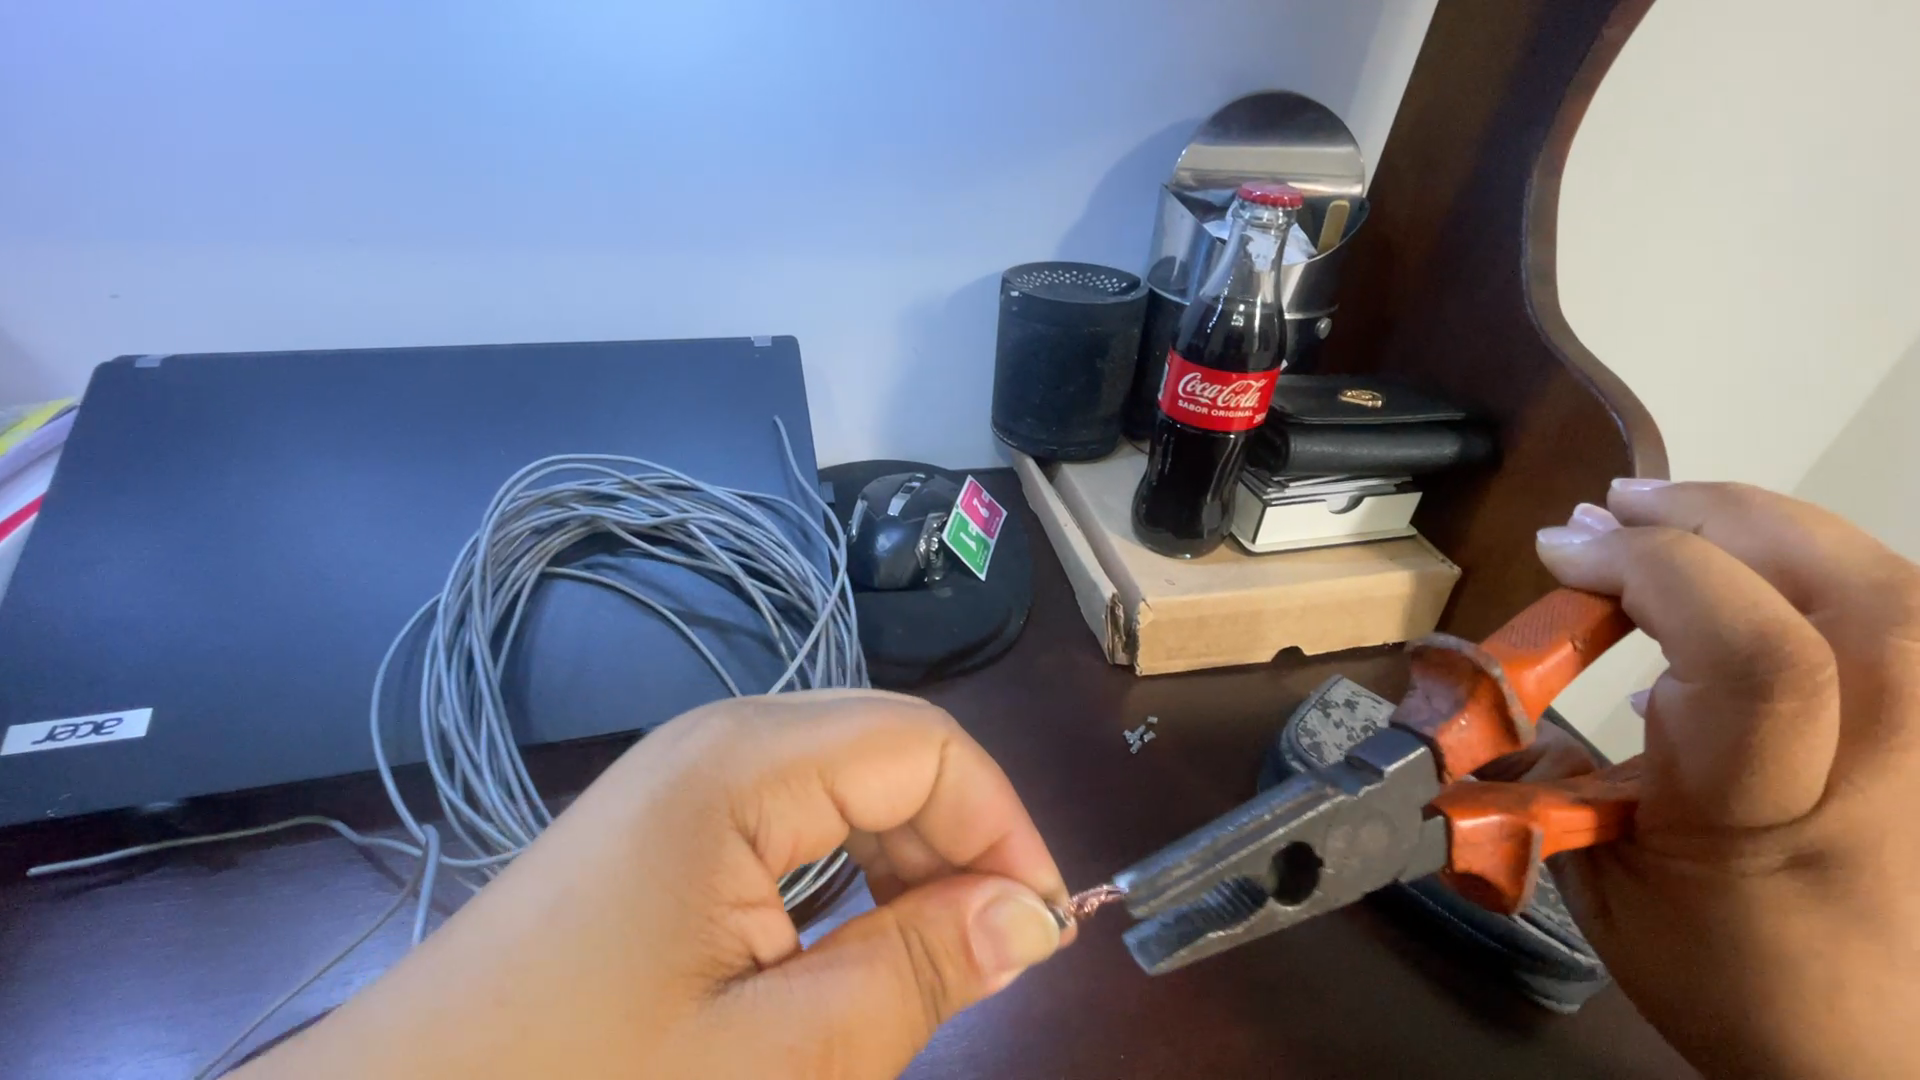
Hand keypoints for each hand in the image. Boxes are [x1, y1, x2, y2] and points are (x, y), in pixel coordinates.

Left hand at [239, 690, 1069, 1079]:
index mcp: (743, 763)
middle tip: (987, 951)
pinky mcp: (672, 816)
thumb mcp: (773, 1060)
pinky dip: (850, 866)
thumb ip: (917, 970)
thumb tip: (1032, 918)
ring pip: (850, 776)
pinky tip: (848, 937)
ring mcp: (689, 772)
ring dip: (909, 854)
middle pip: (890, 749)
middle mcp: (721, 737)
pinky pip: (798, 811)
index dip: (1000, 823)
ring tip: (926, 953)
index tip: (1036, 929)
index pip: (925, 743)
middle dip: (959, 837)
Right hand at [1533, 481, 1919, 1079]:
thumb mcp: (1596, 884)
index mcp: (1764, 810)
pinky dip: (1822, 564)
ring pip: (1901, 589)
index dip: (1652, 569)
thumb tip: (1520, 693)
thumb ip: (1548, 778)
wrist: (1876, 1055)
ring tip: (1671, 516)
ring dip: (1771, 527)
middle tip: (1611, 505)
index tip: (1556, 552)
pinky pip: (1906, 616)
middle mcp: (1881, 770)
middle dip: (1715, 519)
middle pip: (1854, 593)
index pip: (1755, 657)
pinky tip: (1751, 570)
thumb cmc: (1719, 975)